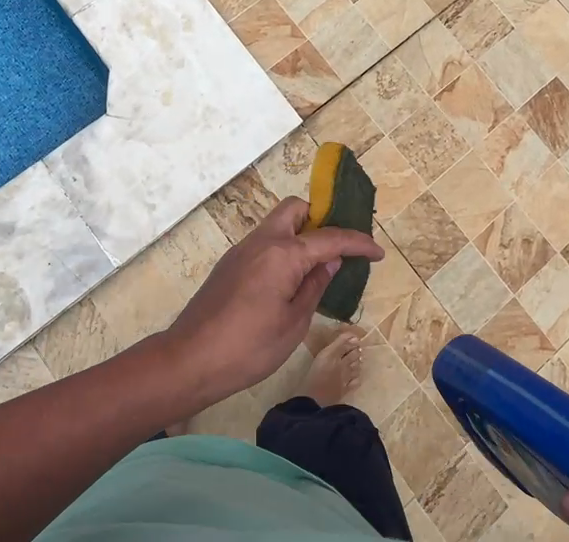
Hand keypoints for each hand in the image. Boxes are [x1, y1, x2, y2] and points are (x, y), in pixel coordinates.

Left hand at [162, 197, 382, 402]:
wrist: (191, 359)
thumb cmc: (249, 346)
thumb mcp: (293, 322)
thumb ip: (314, 287)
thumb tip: (331, 262)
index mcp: (281, 253)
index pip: (329, 237)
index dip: (357, 243)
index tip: (378, 253)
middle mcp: (261, 241)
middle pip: (295, 209)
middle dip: (321, 218)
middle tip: (341, 246)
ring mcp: (241, 250)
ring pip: (277, 225)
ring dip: (301, 233)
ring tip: (321, 264)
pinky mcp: (230, 265)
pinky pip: (264, 243)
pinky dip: (284, 248)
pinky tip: (292, 278)